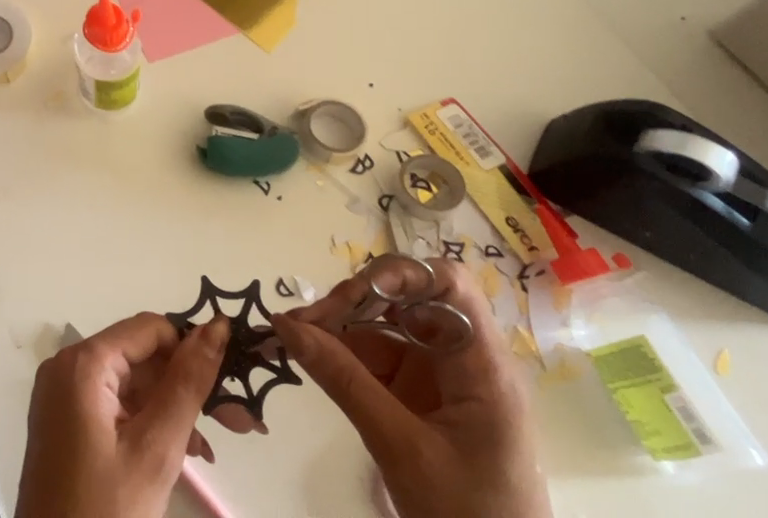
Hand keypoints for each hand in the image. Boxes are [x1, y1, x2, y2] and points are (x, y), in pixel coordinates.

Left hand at [15, 314, 228, 517]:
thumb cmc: (105, 511)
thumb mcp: (154, 449)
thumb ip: (187, 384)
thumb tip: (216, 326)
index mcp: (82, 364)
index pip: (150, 328)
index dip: (192, 350)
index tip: (234, 384)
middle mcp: (67, 368)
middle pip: (141, 357)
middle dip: (189, 385)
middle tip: (240, 424)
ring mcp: (64, 397)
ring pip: (133, 384)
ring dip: (175, 409)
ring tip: (212, 448)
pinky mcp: (67, 424)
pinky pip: (117, 407)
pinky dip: (150, 424)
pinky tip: (184, 453)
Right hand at [268, 260, 551, 517]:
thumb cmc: (467, 514)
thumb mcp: (401, 448)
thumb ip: (344, 382)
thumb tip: (284, 325)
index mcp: (482, 365)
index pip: (447, 284)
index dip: (396, 274)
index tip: (345, 297)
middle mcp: (465, 357)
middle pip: (409, 298)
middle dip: (353, 300)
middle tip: (302, 322)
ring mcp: (444, 375)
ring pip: (387, 324)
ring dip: (340, 324)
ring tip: (292, 336)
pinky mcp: (424, 394)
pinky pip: (380, 355)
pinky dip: (343, 351)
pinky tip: (310, 355)